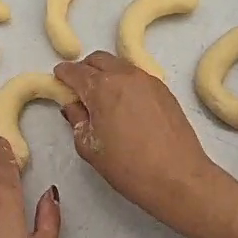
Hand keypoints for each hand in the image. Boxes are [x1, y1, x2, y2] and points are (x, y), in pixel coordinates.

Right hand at [54, 52, 237, 237]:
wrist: (178, 177)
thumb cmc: (128, 167)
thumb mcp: (89, 147)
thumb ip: (77, 119)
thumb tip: (74, 105)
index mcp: (101, 87)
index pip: (75, 71)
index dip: (63, 74)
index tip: (58, 78)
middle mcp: (124, 76)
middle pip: (98, 59)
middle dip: (84, 68)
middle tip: (78, 87)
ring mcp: (148, 80)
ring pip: (119, 65)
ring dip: (106, 73)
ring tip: (102, 97)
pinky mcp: (164, 90)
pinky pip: (137, 76)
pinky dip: (125, 82)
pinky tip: (124, 104)